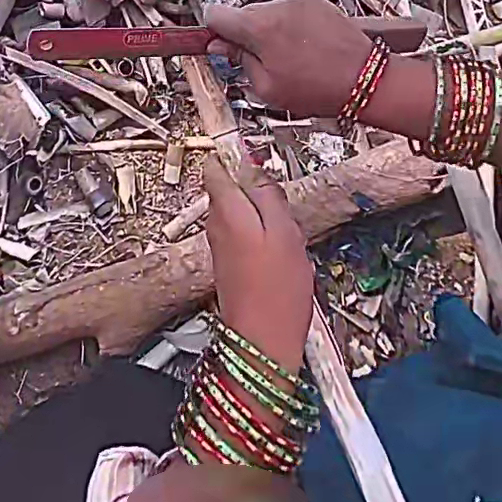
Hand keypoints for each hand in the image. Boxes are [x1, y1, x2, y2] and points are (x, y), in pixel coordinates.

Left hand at [200, 153, 311, 373]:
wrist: (263, 344)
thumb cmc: (277, 291)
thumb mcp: (285, 231)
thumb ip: (268, 193)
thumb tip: (253, 164)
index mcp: (227, 210)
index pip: (216, 166)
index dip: (237, 156)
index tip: (261, 161)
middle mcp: (216, 223)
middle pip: (230, 186)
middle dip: (258, 188)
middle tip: (283, 208)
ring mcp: (220, 243)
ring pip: (241, 208)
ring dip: (264, 212)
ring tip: (286, 233)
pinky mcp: (229, 260)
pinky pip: (245, 230)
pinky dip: (263, 233)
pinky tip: (281, 252)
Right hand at [205, 0, 372, 117]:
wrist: (364, 79)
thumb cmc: (319, 89)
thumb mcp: (267, 88)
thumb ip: (240, 62)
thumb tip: (220, 47)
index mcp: (260, 28)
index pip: (216, 14)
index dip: (214, 32)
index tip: (219, 45)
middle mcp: (278, 6)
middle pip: (243, 13)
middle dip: (245, 34)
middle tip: (260, 61)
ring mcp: (299, 1)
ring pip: (267, 12)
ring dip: (269, 30)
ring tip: (289, 57)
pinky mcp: (316, 2)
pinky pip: (290, 10)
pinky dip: (290, 25)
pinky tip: (304, 47)